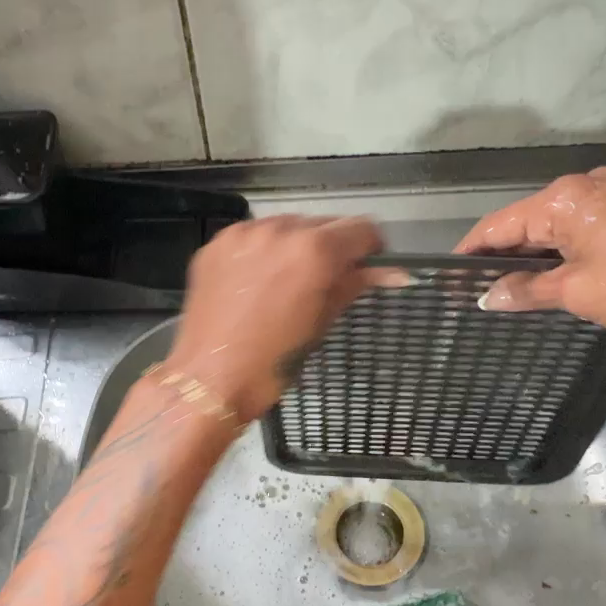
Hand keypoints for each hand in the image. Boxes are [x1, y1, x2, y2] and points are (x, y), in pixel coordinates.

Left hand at [164, 215, 385, 420]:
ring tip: (288, 284)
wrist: (210, 380)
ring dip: (296, 246)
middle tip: (325, 282)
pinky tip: (258, 283)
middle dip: (331, 248)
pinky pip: (254, 236)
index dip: (370, 248)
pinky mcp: (217, 244)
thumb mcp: (321, 323)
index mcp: (314, 251)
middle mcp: (279, 230)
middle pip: (323, 224)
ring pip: (287, 226)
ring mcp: (244, 234)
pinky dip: (263, 251)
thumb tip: (395, 274)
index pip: (361, 229)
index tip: (367, 266)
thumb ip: (355, 286)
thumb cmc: (272, 363)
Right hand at [457, 168, 605, 335]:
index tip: (447, 278)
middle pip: (528, 222)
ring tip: (515, 291)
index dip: (470, 253)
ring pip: (559, 226)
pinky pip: (586, 226)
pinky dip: (568, 251)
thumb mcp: (580, 293)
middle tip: (479, 292)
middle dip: (504, 257)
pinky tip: (562, 277)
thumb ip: (527, 291)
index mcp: (563, 199)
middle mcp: (586, 185)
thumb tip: (487, 296)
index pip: (498, 225)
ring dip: (538, 256)